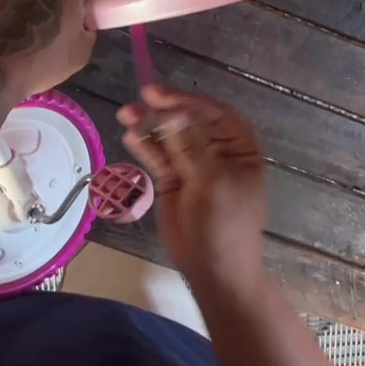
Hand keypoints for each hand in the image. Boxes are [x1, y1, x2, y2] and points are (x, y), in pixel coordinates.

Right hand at [118, 85, 268, 293]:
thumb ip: (191, 147)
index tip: (161, 96)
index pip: (214, 114)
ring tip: (125, 113)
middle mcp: (216, 150)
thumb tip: (174, 113)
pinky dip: (144, 146)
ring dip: (149, 124)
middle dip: (165, 109)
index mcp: (239, 147)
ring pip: (169, 136)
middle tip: (142, 96)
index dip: (189, 102)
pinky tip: (129, 135)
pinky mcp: (171, 179)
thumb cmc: (225, 225)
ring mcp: (191, 164)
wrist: (213, 270)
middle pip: (189, 121)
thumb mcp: (212, 183)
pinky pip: (157, 156)